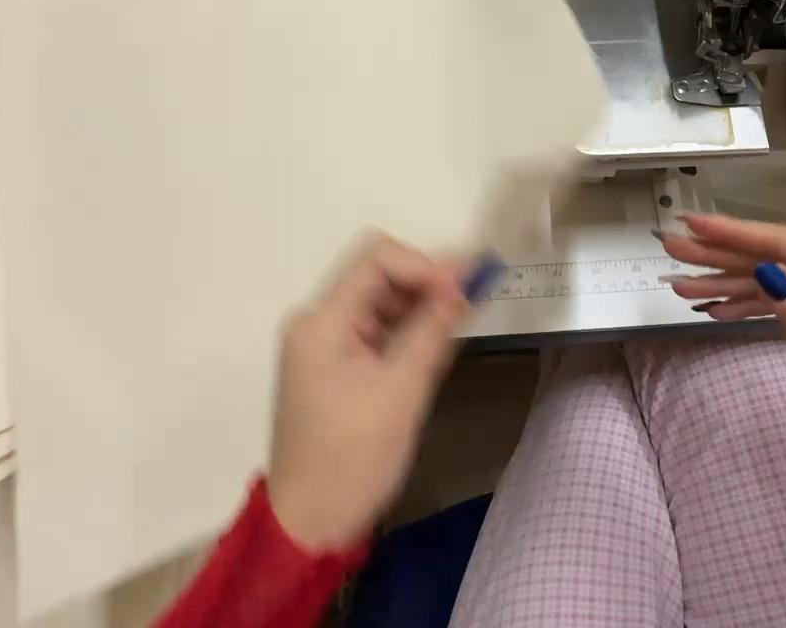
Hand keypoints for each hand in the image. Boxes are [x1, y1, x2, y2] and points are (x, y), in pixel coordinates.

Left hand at [266, 233, 477, 549]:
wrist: (311, 526)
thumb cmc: (353, 460)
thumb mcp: (402, 391)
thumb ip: (433, 328)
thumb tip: (466, 280)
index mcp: (322, 322)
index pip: (377, 259)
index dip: (425, 264)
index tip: (465, 288)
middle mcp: (319, 320)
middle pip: (379, 272)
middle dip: (428, 279)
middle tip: (474, 297)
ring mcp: (327, 341)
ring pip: (383, 297)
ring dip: (422, 302)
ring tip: (462, 319)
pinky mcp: (338, 361)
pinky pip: (379, 325)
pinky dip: (411, 325)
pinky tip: (439, 339)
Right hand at [662, 214, 785, 448]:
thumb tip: (762, 271)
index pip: (782, 242)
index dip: (733, 233)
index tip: (691, 223)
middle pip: (772, 257)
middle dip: (720, 255)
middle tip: (670, 250)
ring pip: (774, 279)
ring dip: (729, 284)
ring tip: (681, 287)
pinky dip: (753, 305)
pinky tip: (719, 309)